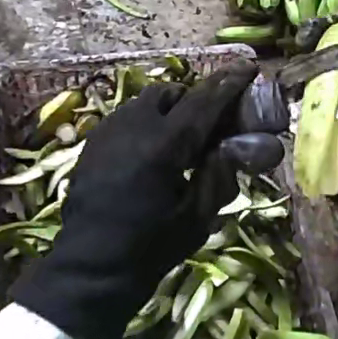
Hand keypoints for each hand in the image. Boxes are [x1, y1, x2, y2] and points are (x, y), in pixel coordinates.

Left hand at [10, 64, 286, 338]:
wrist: (88, 270)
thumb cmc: (150, 249)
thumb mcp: (198, 218)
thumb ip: (220, 176)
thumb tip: (235, 146)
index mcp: (164, 146)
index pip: (205, 100)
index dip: (230, 82)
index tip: (249, 68)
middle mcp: (135, 127)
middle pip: (174, 92)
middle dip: (198, 98)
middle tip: (215, 118)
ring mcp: (109, 131)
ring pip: (148, 101)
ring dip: (172, 108)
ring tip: (184, 135)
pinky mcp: (94, 143)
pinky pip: (128, 117)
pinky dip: (149, 121)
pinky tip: (154, 150)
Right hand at [313, 10, 337, 283]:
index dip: (335, 27)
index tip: (323, 23)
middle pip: (322, 55)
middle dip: (310, 45)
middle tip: (304, 41)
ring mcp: (330, 109)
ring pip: (306, 80)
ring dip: (297, 70)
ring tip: (295, 69)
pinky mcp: (315, 133)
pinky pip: (297, 112)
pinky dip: (288, 102)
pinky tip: (283, 95)